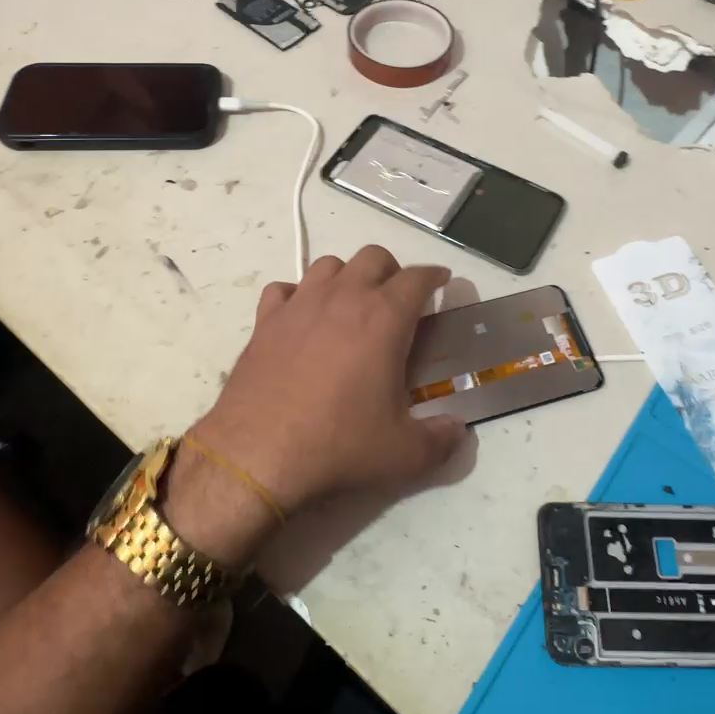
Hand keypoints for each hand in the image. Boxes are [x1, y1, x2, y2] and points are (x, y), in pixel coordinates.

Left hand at [189, 246, 468, 516]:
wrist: (257, 456)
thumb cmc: (339, 446)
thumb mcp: (404, 454)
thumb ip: (440, 439)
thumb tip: (457, 431)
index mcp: (383, 318)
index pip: (417, 278)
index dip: (433, 276)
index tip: (441, 281)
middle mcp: (342, 298)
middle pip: (372, 257)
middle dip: (392, 271)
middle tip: (398, 299)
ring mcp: (299, 306)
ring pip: (328, 265)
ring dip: (347, 277)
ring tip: (352, 305)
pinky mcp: (264, 322)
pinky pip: (284, 290)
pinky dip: (299, 296)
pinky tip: (303, 319)